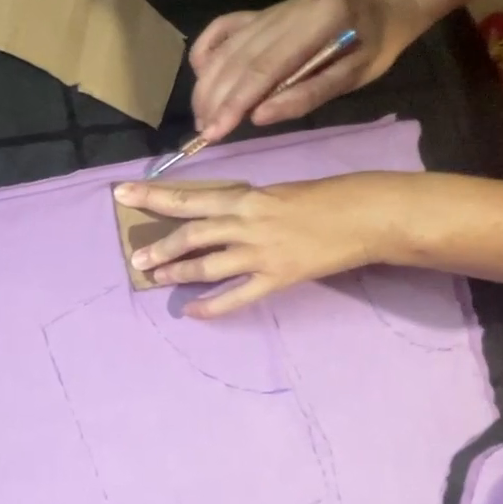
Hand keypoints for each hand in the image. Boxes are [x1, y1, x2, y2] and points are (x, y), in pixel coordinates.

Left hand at [112, 175, 398, 316]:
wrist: (380, 213)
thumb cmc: (337, 195)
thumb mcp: (283, 191)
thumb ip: (247, 206)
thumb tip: (218, 218)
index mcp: (250, 198)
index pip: (190, 198)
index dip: (153, 196)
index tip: (122, 194)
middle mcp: (249, 224)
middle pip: (191, 235)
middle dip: (159, 248)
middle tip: (135, 260)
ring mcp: (261, 253)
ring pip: (206, 266)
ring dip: (177, 273)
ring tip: (157, 279)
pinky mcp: (277, 277)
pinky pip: (235, 297)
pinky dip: (210, 307)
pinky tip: (191, 312)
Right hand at [190, 0, 417, 142]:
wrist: (380, 14)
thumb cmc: (369, 50)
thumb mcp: (353, 77)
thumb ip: (308, 96)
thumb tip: (257, 117)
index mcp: (320, 20)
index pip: (262, 67)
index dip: (232, 104)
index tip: (212, 135)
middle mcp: (289, 10)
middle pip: (235, 62)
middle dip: (213, 102)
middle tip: (206, 134)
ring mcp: (269, 11)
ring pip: (221, 54)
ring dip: (203, 91)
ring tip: (203, 120)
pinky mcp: (256, 15)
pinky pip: (218, 32)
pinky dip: (202, 58)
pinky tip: (204, 83)